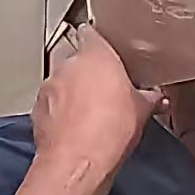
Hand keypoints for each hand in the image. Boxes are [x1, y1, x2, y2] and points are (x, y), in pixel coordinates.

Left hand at [33, 26, 164, 176]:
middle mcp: (67, 64)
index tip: (105, 52)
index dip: (97, 41)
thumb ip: (149, 98)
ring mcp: (48, 86)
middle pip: (74, 58)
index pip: (91, 33)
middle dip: (85, 70)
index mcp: (95, 55)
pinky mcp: (36, 109)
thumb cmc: (112, 128)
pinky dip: (58, 110)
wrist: (77, 161)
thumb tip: (158, 98)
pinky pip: (50, 103)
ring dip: (69, 91)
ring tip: (87, 111)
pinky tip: (72, 126)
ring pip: (60, 81)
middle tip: (101, 87)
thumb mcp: (141, 111)